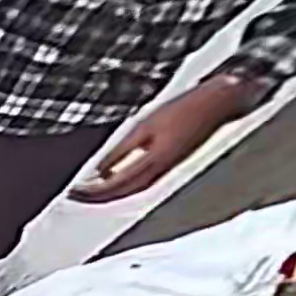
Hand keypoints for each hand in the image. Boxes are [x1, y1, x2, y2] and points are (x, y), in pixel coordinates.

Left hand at [70, 75, 262, 202]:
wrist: (224, 97)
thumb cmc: (185, 107)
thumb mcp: (142, 128)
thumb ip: (118, 152)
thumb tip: (96, 172)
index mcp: (155, 160)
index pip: (114, 186)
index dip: (90, 192)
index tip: (72, 192)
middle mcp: (162, 168)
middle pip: (121, 194)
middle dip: (94, 198)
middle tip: (73, 197)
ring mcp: (169, 167)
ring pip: (131, 191)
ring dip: (107, 196)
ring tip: (86, 194)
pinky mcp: (172, 163)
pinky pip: (142, 184)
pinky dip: (122, 189)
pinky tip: (109, 185)